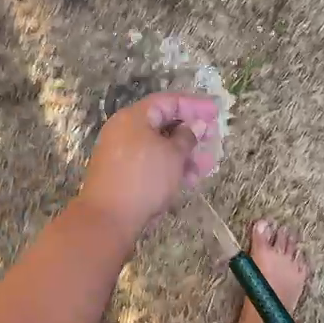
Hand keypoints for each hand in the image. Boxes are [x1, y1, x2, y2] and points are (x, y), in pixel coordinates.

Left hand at [77, 92, 218, 238]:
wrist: (107, 220)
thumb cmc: (144, 179)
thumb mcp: (173, 155)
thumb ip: (188, 137)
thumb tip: (195, 126)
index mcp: (134, 117)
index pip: (168, 102)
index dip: (195, 105)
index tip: (216, 112)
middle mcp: (126, 130)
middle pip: (164, 123)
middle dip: (192, 133)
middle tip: (213, 139)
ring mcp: (122, 153)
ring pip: (160, 146)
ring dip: (185, 154)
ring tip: (206, 167)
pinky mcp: (123, 174)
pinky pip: (152, 162)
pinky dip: (170, 167)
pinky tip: (189, 180)